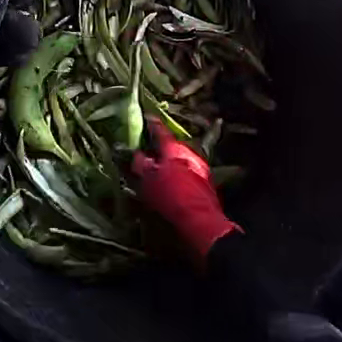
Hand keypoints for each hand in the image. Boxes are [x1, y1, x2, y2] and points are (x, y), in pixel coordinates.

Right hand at [131, 124, 238, 264]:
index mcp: (174, 147)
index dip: (150, 123)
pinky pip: (185, 171)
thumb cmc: (171, 197)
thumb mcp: (147, 179)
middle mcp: (189, 152)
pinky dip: (176, 173)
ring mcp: (200, 168)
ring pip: (178, 158)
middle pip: (170, 145)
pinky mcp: (205, 183)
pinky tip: (168, 183)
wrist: (202, 224)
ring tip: (154, 168)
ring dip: (167, 161)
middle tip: (144, 147)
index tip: (143, 118)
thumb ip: (140, 163)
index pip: (159, 129)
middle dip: (157, 146)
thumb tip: (136, 154)